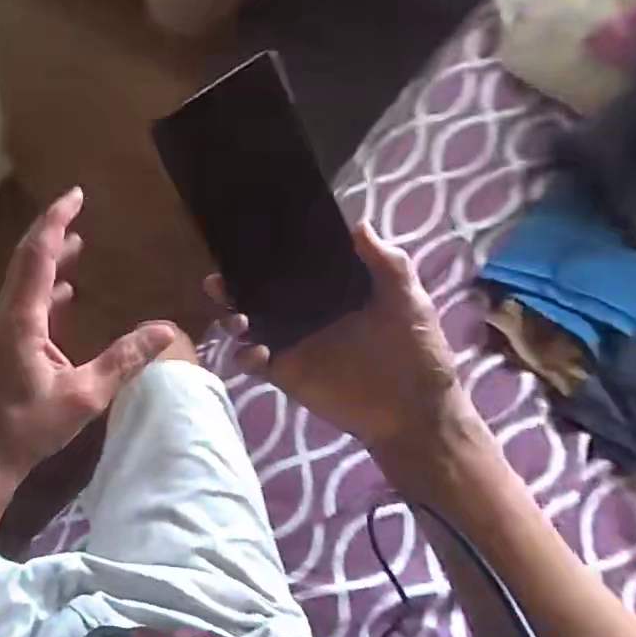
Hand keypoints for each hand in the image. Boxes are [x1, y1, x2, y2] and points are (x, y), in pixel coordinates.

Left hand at [0, 188, 177, 497]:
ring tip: (77, 239)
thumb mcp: (85, 394)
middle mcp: (8, 314)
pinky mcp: (9, 342)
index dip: (55, 222)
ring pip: (24, 278)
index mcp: (22, 319)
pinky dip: (46, 285)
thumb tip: (167, 330)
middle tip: (76, 205)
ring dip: (48, 256)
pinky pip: (27, 301)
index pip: (37, 256)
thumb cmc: (32, 425)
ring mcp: (5, 327)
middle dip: (50, 229)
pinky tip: (67, 288)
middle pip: (25, 258)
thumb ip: (125, 360)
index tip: (75, 196)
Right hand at [206, 222, 463, 450]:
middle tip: (218, 284)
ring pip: (245, 326)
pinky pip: (251, 362)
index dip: (260, 260)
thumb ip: (387, 264)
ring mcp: (289, 343)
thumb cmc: (417, 351)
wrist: (413, 411)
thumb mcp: (407, 301)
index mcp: (326, 292)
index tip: (241, 248)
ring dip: (231, 320)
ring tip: (239, 322)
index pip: (285, 269)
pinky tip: (258, 354)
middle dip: (229, 288)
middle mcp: (301, 313)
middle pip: (253, 296)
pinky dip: (245, 356)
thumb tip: (359, 225)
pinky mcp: (283, 373)